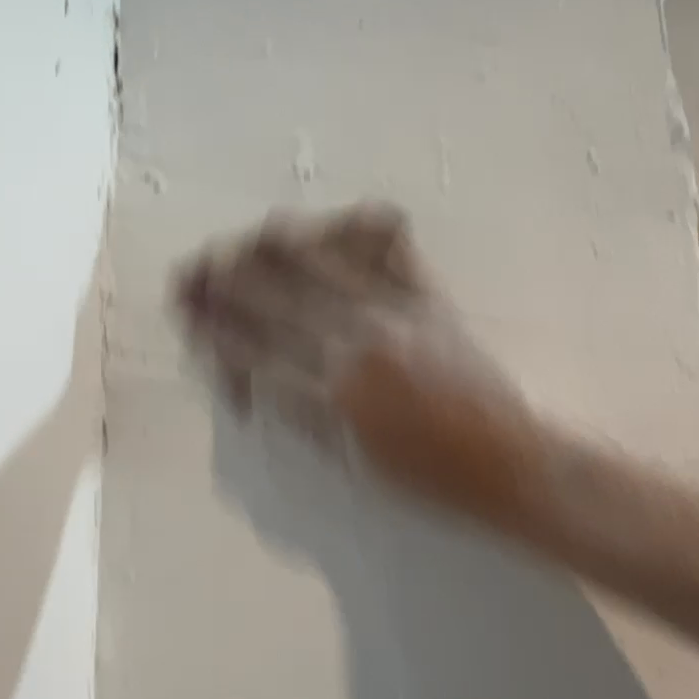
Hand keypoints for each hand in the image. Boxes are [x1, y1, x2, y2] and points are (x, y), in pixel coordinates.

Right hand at [169, 203, 547, 532]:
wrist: (514, 467)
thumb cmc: (427, 479)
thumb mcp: (349, 462)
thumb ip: (297, 412)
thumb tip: (253, 372)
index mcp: (330, 394)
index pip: (247, 346)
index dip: (209, 326)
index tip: (184, 309)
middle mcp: (352, 341)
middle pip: (264, 293)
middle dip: (218, 279)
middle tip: (192, 270)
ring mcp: (391, 308)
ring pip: (310, 256)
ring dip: (265, 246)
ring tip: (242, 242)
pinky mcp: (426, 293)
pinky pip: (386, 243)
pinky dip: (357, 224)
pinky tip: (335, 220)